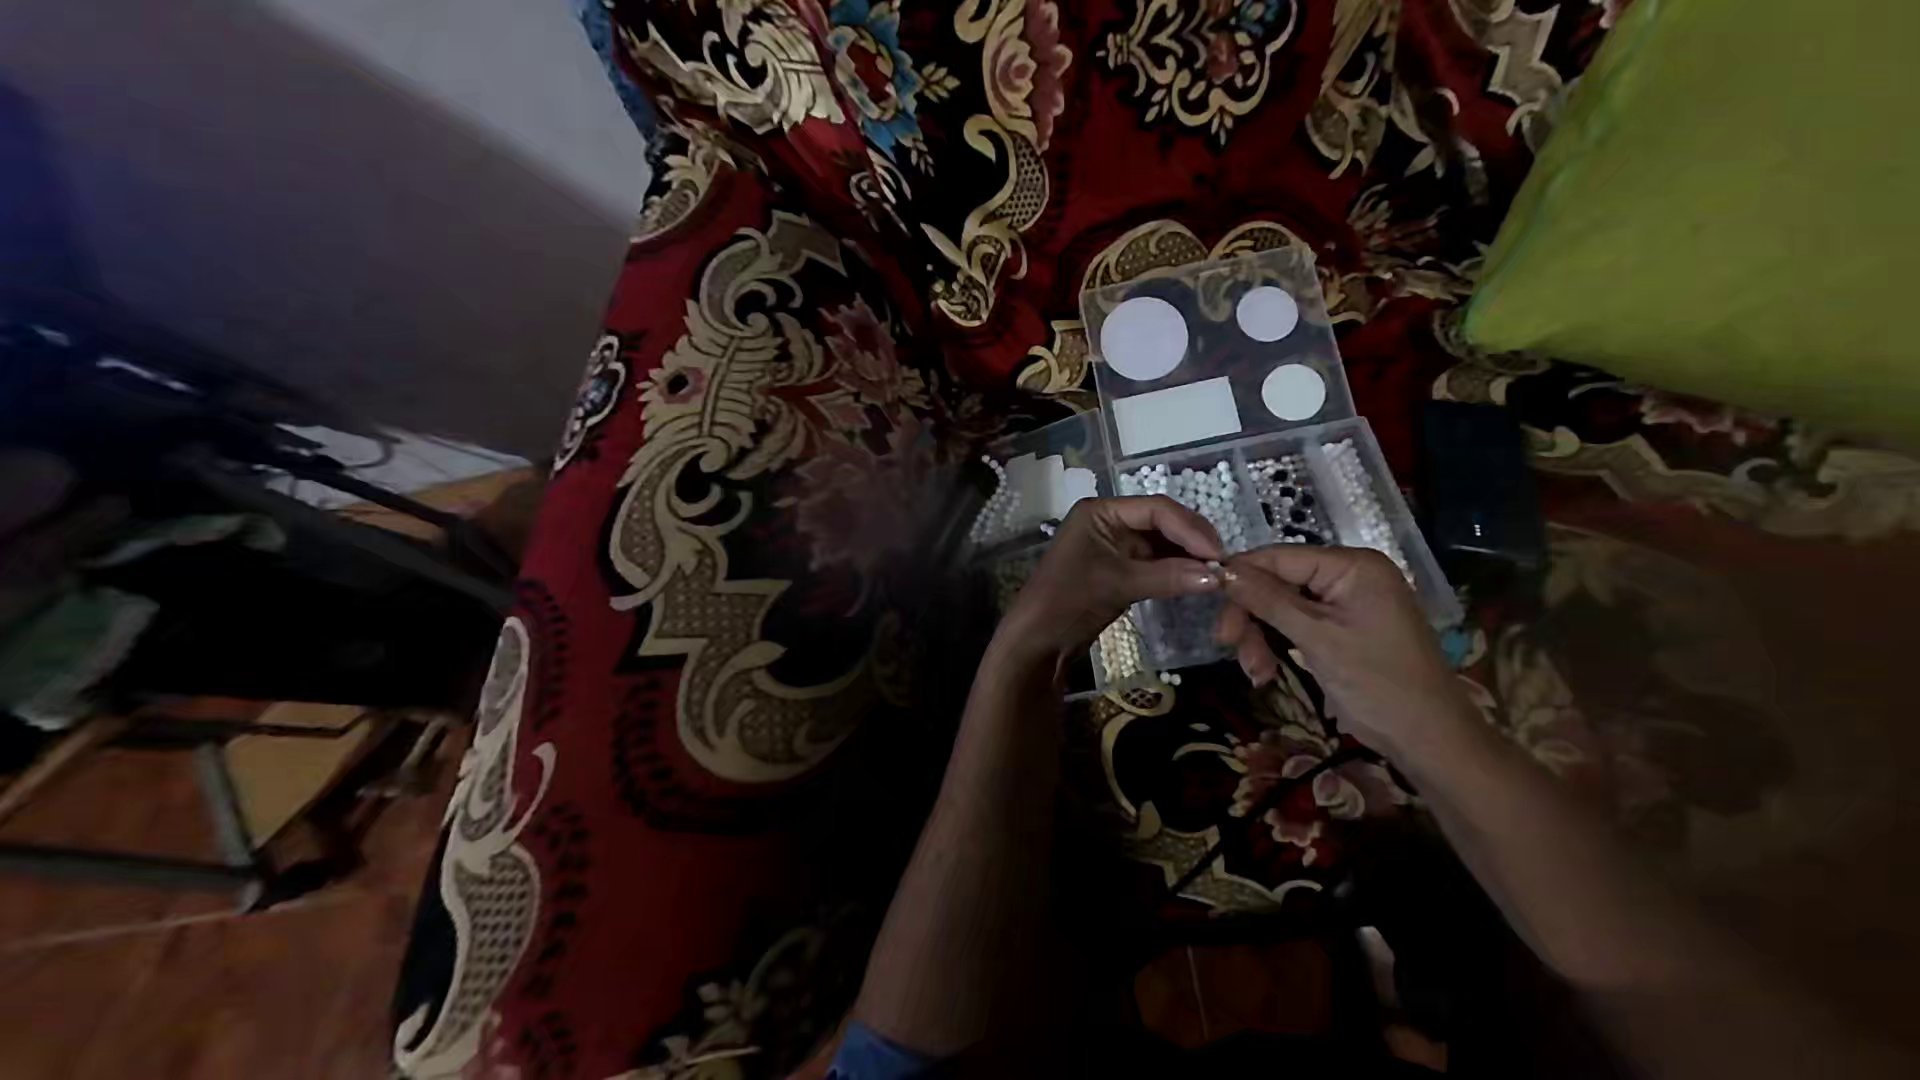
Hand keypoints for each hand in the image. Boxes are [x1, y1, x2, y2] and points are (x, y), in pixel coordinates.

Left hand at [998, 496, 1222, 676]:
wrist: (1037, 641)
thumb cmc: (1068, 601)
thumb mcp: (1119, 584)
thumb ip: (1169, 576)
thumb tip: (1219, 575)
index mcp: (1100, 511)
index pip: (1156, 509)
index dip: (1190, 529)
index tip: (1218, 554)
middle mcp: (1108, 521)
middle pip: (1161, 523)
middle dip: (1192, 541)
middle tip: (1225, 563)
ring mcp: (1114, 545)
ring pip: (1161, 544)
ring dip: (1187, 557)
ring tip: (1217, 573)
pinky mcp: (1119, 569)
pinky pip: (1154, 563)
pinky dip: (1176, 571)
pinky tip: (1198, 580)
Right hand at [1214, 545, 1473, 761]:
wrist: (1427, 738)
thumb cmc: (1377, 681)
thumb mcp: (1315, 637)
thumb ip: (1266, 599)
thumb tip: (1220, 570)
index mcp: (1351, 565)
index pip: (1278, 557)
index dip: (1240, 576)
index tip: (1208, 602)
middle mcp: (1348, 575)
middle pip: (1276, 582)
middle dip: (1250, 615)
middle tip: (1227, 644)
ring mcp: (1345, 602)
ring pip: (1280, 606)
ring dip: (1260, 637)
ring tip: (1255, 671)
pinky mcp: (1340, 626)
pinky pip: (1295, 624)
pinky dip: (1276, 645)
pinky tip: (1265, 672)